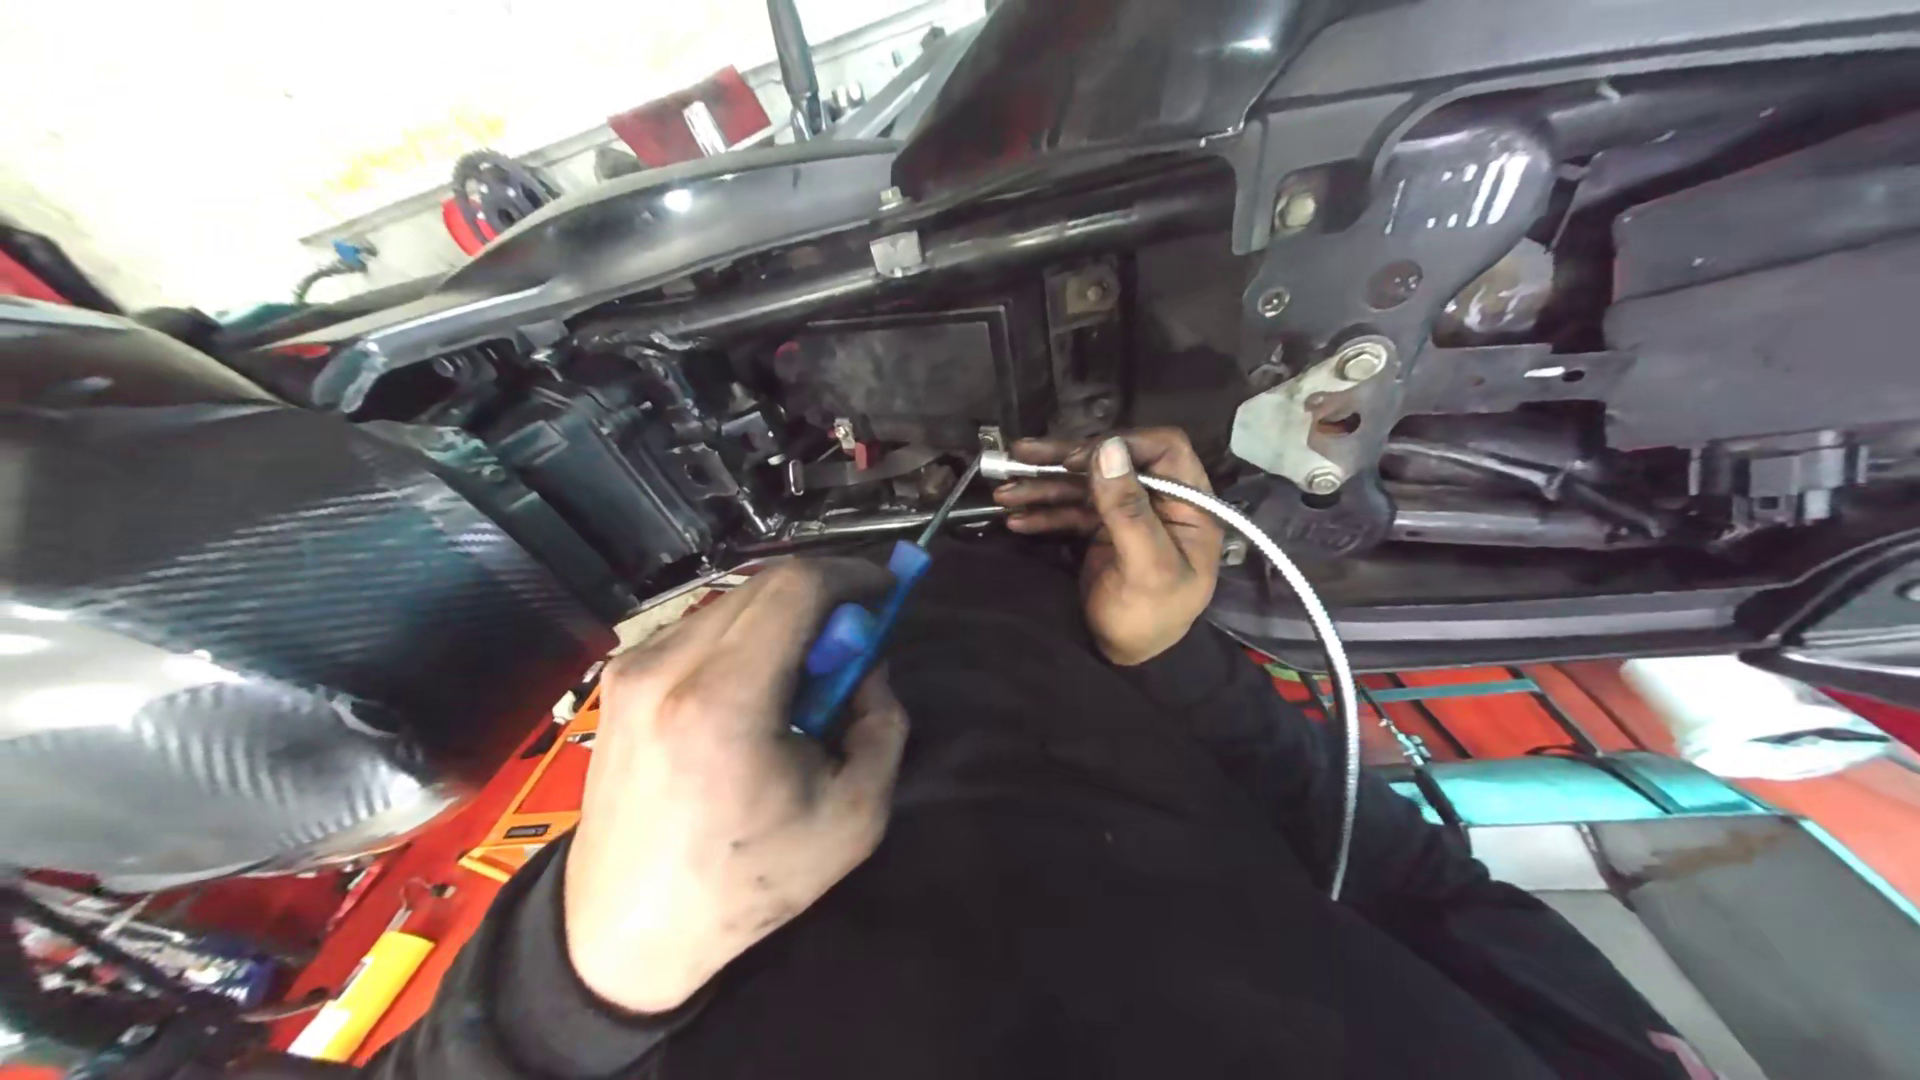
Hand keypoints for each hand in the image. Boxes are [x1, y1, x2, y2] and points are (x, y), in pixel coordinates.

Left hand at [563, 559, 909, 1014]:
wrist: (625, 931)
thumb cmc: (747, 881)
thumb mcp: (854, 815)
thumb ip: (883, 723)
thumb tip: (868, 665)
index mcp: (724, 700)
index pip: (797, 587)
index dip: (851, 575)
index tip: (884, 591)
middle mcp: (668, 666)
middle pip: (767, 583)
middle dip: (826, 596)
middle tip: (853, 641)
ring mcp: (635, 667)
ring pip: (736, 599)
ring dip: (787, 615)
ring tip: (804, 674)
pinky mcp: (620, 677)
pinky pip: (703, 625)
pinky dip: (748, 634)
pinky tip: (756, 687)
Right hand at [994, 428, 1223, 665]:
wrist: (1129, 659)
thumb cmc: (1152, 619)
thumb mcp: (1148, 568)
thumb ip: (1130, 511)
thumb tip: (1107, 450)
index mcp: (1188, 503)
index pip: (1162, 449)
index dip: (1120, 445)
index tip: (1077, 459)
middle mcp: (1157, 500)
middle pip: (1112, 461)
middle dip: (1064, 459)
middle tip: (1020, 457)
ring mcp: (1126, 514)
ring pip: (1084, 484)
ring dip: (1042, 485)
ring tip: (1005, 492)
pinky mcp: (1100, 531)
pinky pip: (1069, 511)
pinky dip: (1042, 511)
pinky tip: (1017, 518)